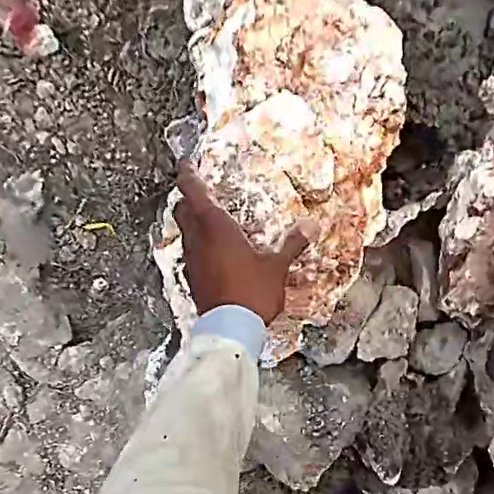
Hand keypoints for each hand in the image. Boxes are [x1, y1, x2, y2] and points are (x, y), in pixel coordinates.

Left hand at [175, 164, 308, 321]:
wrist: (231, 328)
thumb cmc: (252, 292)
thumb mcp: (276, 267)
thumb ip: (291, 244)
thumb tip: (310, 226)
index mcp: (215, 227)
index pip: (193, 192)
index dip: (188, 175)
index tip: (185, 165)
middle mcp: (197, 240)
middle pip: (182, 211)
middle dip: (187, 200)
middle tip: (198, 195)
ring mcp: (191, 261)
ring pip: (186, 234)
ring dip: (193, 226)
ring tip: (209, 225)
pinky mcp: (192, 280)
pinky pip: (192, 256)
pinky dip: (199, 249)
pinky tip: (213, 256)